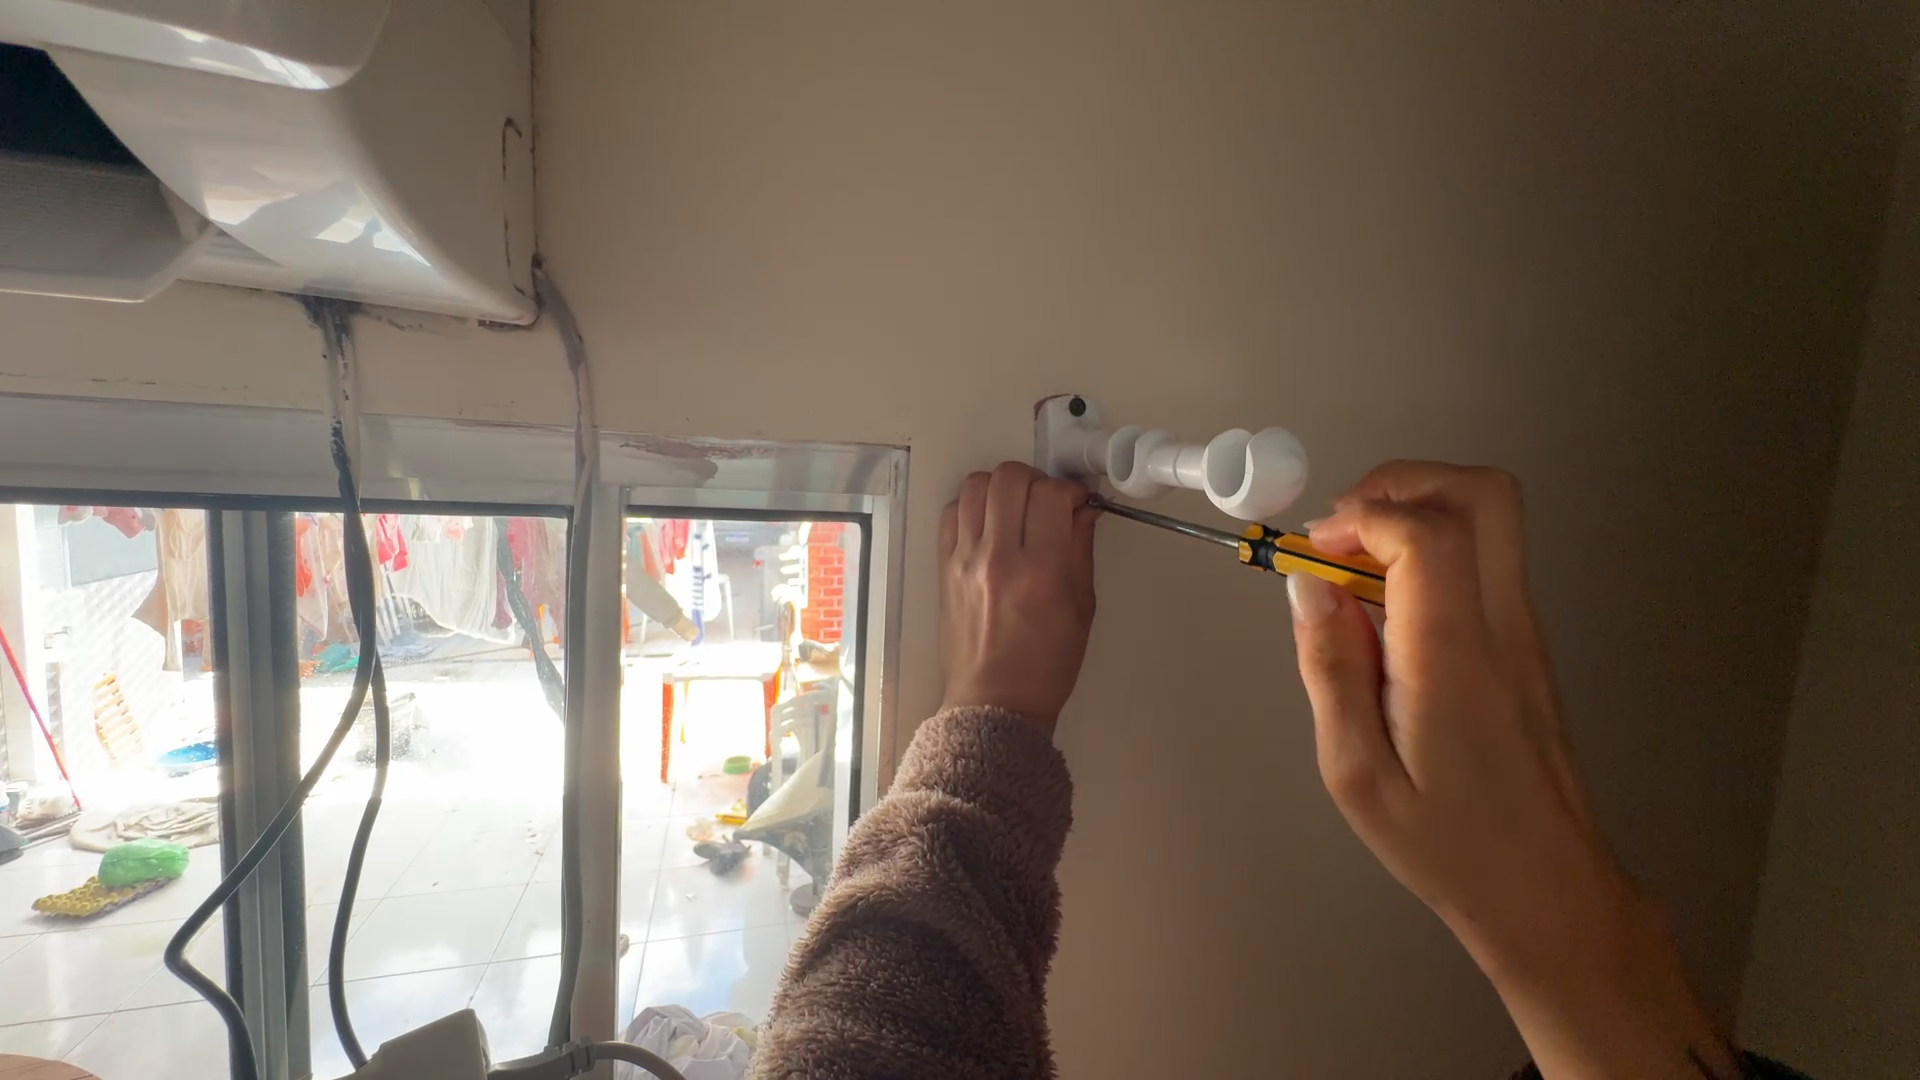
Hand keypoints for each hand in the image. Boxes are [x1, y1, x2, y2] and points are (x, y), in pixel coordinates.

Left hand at [938, 461, 1098, 733]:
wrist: (994, 702)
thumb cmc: (1046, 664)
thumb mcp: (1081, 608)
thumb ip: (1080, 550)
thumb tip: (1083, 509)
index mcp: (1041, 572)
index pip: (1051, 495)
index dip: (1069, 489)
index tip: (1075, 502)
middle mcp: (998, 558)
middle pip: (1009, 479)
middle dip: (1035, 479)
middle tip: (1044, 501)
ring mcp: (964, 560)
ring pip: (974, 486)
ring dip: (1000, 487)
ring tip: (1013, 508)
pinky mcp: (943, 567)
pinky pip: (949, 512)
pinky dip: (970, 506)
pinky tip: (987, 524)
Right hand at [1290, 461, 1734, 1079]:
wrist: (1549, 890)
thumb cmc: (1443, 840)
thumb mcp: (1354, 768)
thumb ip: (1329, 666)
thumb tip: (1309, 586)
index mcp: (1453, 659)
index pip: (1429, 534)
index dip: (1361, 516)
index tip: (1313, 552)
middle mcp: (1501, 626)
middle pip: (1481, 493)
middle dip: (1397, 483)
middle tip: (1340, 531)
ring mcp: (1522, 628)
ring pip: (1487, 514)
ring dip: (1407, 512)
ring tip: (1350, 567)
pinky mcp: (1523, 638)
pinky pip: (1480, 555)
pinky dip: (1423, 546)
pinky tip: (1379, 604)